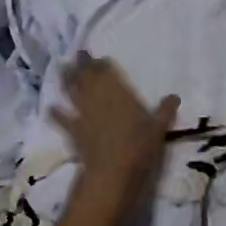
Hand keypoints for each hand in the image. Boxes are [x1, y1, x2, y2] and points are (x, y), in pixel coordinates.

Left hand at [53, 55, 179, 201]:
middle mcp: (97, 97)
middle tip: (80, 54)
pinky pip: (60, 118)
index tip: (101, 58)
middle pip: (86, 76)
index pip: (106, 71)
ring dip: (66, 78)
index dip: (102, 63)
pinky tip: (50, 108)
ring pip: (71, 90)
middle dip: (83, 64)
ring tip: (62, 68)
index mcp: (118, 92)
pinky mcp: (72, 131)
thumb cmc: (139, 147)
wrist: (112, 171)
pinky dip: (55, 112)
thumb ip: (165, 110)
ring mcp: (82, 113)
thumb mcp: (159, 128)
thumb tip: (174, 96)